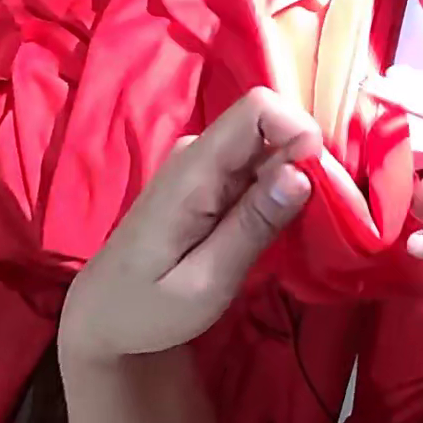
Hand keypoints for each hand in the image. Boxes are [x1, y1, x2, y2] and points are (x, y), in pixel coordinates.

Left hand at [59, 88, 319, 362]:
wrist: (104, 313)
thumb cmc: (147, 308)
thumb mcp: (205, 283)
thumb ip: (253, 226)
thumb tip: (302, 173)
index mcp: (193, 170)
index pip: (256, 109)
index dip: (298, 130)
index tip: (318, 181)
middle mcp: (198, 151)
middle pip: (269, 123)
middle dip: (305, 160)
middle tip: (312, 217)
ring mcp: (203, 161)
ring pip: (269, 144)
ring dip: (296, 176)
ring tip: (294, 228)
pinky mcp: (211, 176)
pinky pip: (259, 163)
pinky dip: (280, 186)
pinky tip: (275, 224)